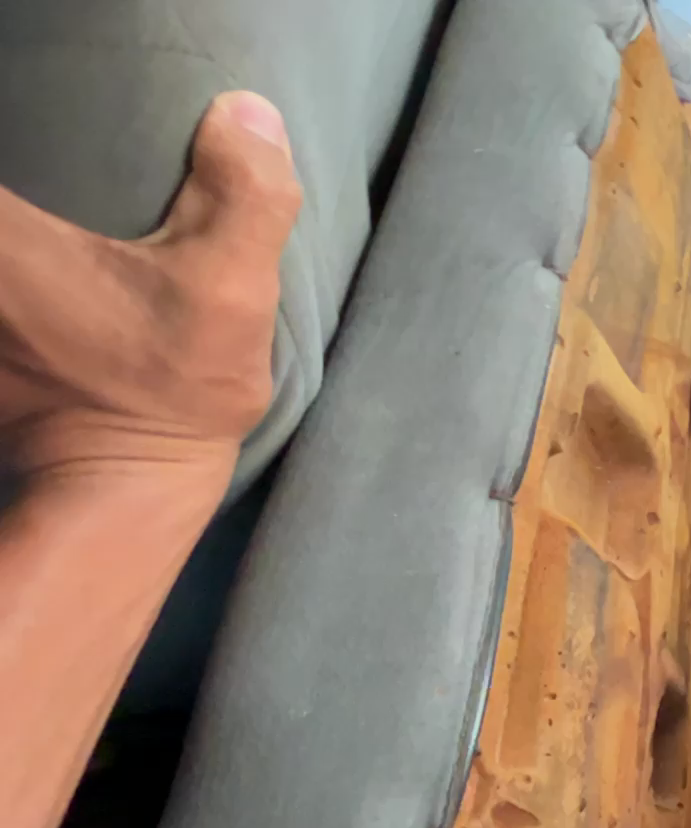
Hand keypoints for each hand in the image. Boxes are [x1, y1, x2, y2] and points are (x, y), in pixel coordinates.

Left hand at [0, 91, 300, 487]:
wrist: (124, 469)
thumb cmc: (170, 382)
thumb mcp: (229, 292)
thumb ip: (242, 202)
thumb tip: (249, 111)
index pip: (5, 129)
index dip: (26, 99)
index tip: (48, 77)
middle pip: (1, 163)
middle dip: (33, 140)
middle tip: (70, 129)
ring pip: (6, 205)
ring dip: (33, 188)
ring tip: (76, 179)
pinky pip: (10, 249)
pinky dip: (35, 242)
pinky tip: (72, 252)